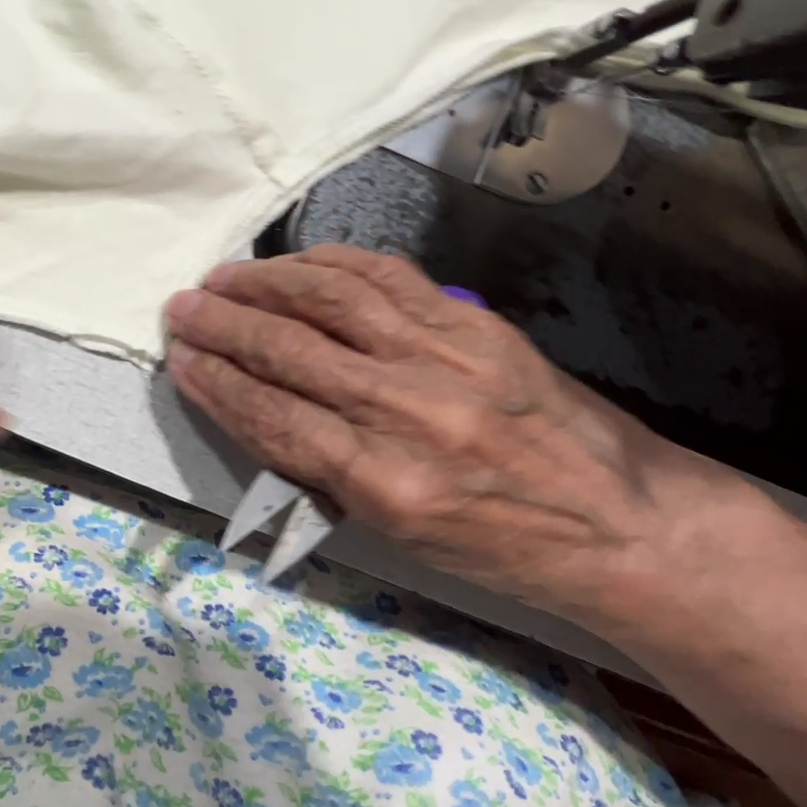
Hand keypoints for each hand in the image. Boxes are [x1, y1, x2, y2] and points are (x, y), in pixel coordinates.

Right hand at [163, 244, 755, 622]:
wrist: (626, 523)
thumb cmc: (496, 544)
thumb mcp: (394, 531)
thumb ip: (318, 465)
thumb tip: (250, 405)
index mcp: (385, 483)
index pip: (273, 417)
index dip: (217, 382)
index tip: (179, 359)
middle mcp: (411, 412)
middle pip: (291, 352)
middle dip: (223, 326)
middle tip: (180, 309)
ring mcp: (448, 358)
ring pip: (333, 301)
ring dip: (264, 283)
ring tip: (221, 278)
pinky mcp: (476, 324)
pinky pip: (387, 277)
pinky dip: (329, 263)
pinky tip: (294, 263)